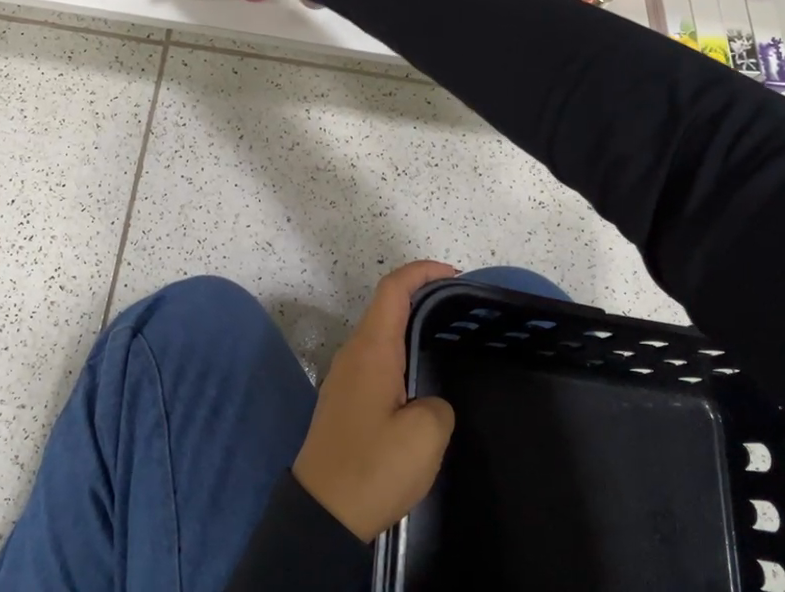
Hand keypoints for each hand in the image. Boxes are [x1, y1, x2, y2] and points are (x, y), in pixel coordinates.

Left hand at [293, 260, 460, 541]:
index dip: (422, 273)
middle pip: (386, 307)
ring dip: (410, 327)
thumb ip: (437, 405)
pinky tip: (422, 378)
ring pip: (380, 335)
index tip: (456, 276)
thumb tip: (426, 401)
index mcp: (371, 350)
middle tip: (461, 310)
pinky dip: (400, 353)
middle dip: (421, 297)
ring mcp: (346, 376)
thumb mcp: (425, 436)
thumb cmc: (374, 467)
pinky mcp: (345, 400)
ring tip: (448, 340)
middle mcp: (354, 353)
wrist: (323, 511)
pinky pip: (376, 360)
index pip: (393, 290)